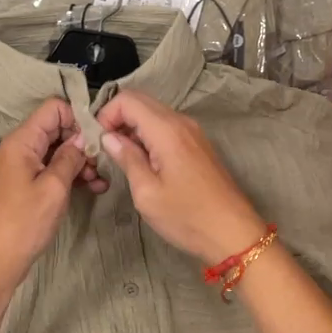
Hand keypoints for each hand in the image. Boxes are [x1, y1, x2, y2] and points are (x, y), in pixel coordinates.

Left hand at [0, 98, 106, 290]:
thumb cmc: (22, 224)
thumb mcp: (53, 188)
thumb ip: (70, 157)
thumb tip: (84, 138)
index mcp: (22, 141)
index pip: (53, 109)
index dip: (78, 118)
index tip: (98, 139)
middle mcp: (19, 148)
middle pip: (56, 129)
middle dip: (81, 142)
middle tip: (102, 164)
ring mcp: (21, 168)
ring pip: (56, 151)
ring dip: (79, 162)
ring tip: (100, 181)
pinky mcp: (25, 186)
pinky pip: (50, 170)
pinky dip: (70, 176)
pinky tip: (92, 188)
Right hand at [97, 89, 265, 265]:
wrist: (234, 233)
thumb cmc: (187, 216)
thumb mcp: (147, 193)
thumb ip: (127, 158)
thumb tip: (108, 137)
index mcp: (167, 129)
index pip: (127, 99)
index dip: (106, 114)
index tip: (97, 140)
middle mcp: (181, 121)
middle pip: (140, 101)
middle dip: (117, 118)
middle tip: (104, 147)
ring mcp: (192, 131)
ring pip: (153, 113)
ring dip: (132, 127)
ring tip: (121, 156)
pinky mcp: (198, 143)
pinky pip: (166, 126)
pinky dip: (149, 134)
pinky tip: (144, 160)